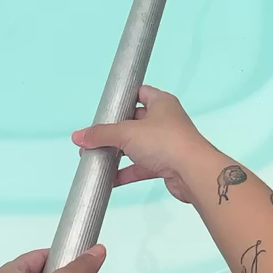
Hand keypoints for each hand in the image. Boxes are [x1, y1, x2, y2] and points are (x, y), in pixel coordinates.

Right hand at [71, 86, 219, 203]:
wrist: (192, 173)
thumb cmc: (167, 142)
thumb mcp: (128, 133)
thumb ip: (102, 134)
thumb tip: (79, 136)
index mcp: (161, 103)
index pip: (140, 93)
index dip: (122, 99)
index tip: (105, 108)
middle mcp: (165, 120)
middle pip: (134, 122)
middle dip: (114, 131)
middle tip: (94, 138)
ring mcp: (166, 143)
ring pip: (137, 146)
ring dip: (118, 153)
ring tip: (96, 158)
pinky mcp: (166, 164)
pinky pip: (142, 166)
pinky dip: (126, 172)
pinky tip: (110, 179)